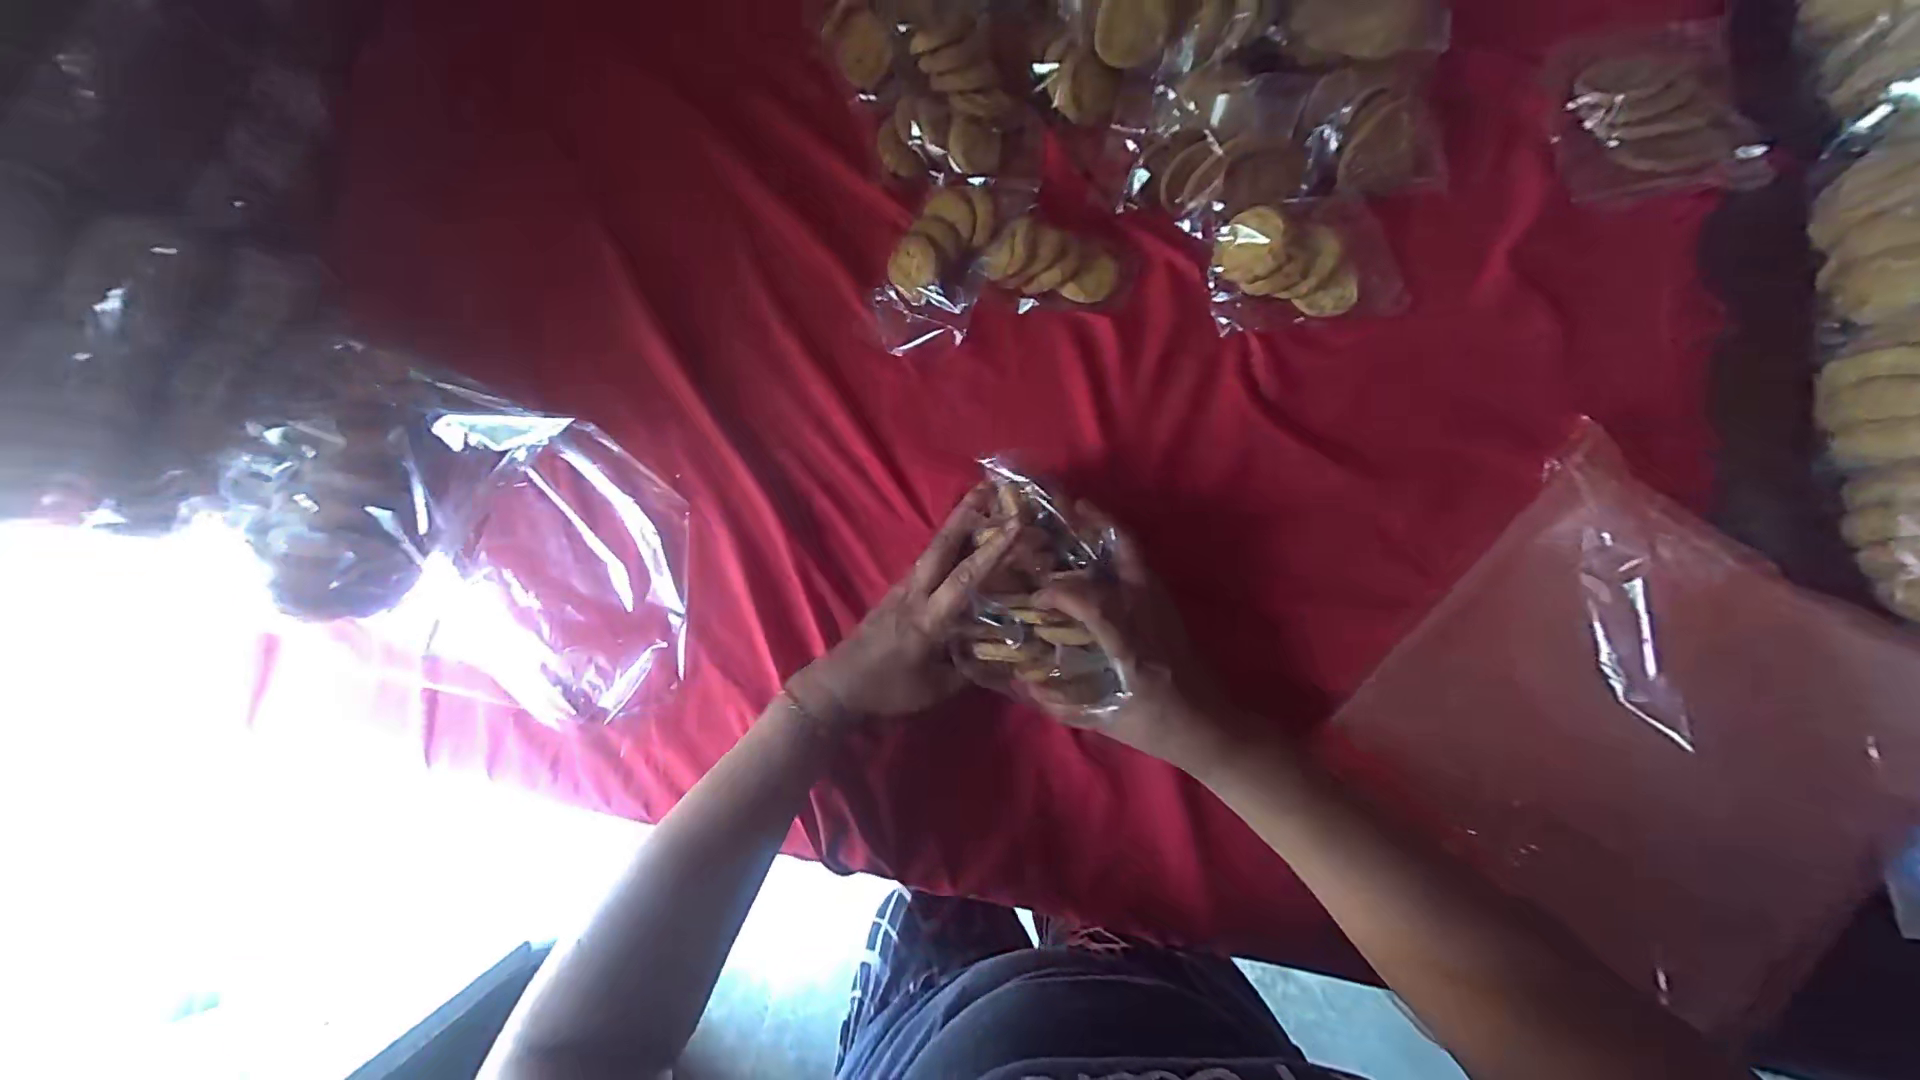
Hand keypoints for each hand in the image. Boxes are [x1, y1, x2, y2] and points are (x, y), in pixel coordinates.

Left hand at [786, 483, 1026, 724]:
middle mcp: (914, 594)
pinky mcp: (894, 593)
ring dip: (955, 524)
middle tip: (988, 485)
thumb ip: (969, 668)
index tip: (1015, 523)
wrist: (838, 684)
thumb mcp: (935, 689)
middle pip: (941, 546)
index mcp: (928, 618)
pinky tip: (958, 543)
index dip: (992, 551)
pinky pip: (926, 563)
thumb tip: (1002, 653)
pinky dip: (946, 546)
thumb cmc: (887, 690)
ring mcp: (901, 590)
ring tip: (978, 503)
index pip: (965, 578)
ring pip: (932, 550)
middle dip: (965, 513)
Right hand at [1032, 503, 1268, 776]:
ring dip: (1106, 529)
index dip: (1060, 594)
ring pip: (1134, 554)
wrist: (1214, 727)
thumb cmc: (1159, 728)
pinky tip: (1097, 544)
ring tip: (1080, 510)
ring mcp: (1162, 605)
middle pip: (1122, 559)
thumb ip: (1061, 702)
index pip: (1094, 604)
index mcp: (1132, 647)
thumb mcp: (1106, 721)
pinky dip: (1117, 545)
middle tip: (1062, 507)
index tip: (1037, 597)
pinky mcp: (1166, 605)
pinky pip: (1138, 564)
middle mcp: (1149, 615)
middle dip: (1090, 530)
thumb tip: (1021, 681)